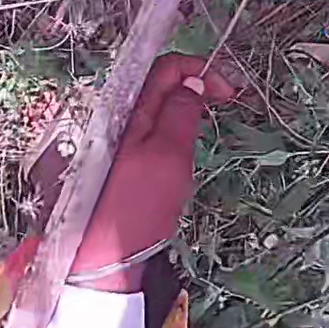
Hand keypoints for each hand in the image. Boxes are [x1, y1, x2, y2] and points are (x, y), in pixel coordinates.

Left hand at [73, 54, 234, 291]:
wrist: (102, 259)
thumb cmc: (137, 207)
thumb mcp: (168, 156)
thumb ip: (180, 113)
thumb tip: (193, 81)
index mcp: (129, 109)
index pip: (164, 67)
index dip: (198, 70)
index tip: (226, 90)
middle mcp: (120, 116)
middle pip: (160, 81)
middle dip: (195, 83)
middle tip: (223, 101)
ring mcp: (119, 136)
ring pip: (157, 103)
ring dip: (186, 102)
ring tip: (209, 117)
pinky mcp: (122, 156)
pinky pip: (152, 124)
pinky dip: (174, 122)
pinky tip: (185, 138)